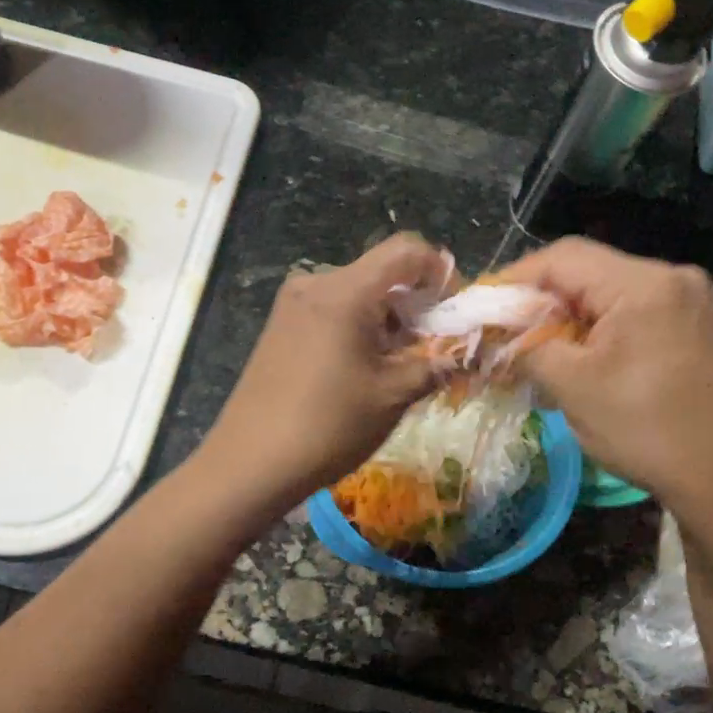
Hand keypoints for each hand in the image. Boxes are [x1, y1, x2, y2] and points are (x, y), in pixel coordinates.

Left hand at [195, 233, 447, 510]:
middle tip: (431, 347)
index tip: (452, 308)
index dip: (438, 270)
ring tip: (397, 366)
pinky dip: (357, 329)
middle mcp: (315, 285)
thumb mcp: (392, 396)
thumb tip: (461, 356)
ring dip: (385, 320)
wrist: (251, 462)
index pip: (406, 250)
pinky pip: (330, 312)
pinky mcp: (279, 329)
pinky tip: (361, 370)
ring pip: (355, 295)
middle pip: (379, 273)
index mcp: (345, 291)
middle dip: (413, 303)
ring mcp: (291, 306)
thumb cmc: (329, 425)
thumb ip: (433, 365)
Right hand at [502, 238, 712, 502]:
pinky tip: (572, 359)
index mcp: (643, 284)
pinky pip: (629, 314)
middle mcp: (669, 278)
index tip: (480, 307)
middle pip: (586, 272)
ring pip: (606, 294)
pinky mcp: (688, 328)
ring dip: (565, 318)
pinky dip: (594, 331)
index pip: (563, 258)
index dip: (514, 279)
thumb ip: (527, 348)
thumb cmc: (642, 428)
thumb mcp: (572, 386)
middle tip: (501, 332)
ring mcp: (684, 302)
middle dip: (538, 301)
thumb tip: (495, 338)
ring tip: (531, 350)